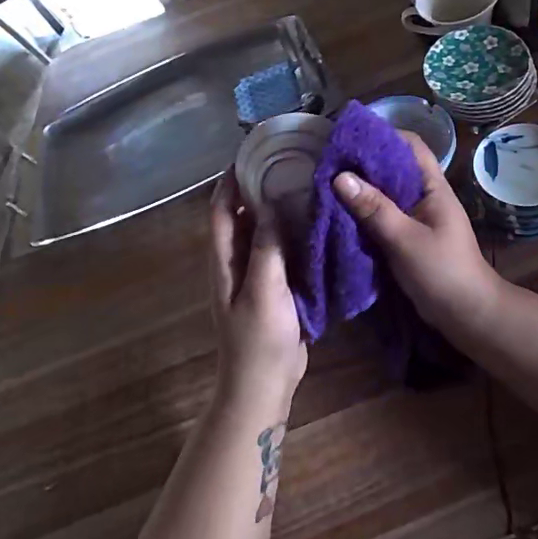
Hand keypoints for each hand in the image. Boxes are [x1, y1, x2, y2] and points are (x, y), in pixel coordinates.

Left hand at [209, 175, 306, 408]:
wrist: (264, 385)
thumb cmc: (258, 339)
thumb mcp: (263, 290)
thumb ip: (266, 248)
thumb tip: (270, 204)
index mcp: (225, 260)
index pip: (221, 210)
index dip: (230, 181)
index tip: (251, 153)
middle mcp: (236, 262)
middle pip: (243, 217)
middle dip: (258, 189)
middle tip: (287, 163)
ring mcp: (256, 276)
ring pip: (264, 233)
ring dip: (278, 210)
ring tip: (304, 184)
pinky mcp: (276, 288)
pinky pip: (282, 253)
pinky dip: (293, 235)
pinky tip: (316, 224)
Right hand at [331, 131, 507, 332]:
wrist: (468, 315)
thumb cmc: (443, 272)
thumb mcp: (405, 239)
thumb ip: (374, 208)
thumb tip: (340, 177)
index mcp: (433, 188)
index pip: (410, 146)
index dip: (383, 135)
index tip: (350, 137)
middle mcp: (425, 197)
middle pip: (394, 168)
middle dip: (364, 163)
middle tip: (330, 162)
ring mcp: (417, 217)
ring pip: (386, 193)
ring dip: (362, 189)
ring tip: (329, 184)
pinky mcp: (408, 237)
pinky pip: (383, 216)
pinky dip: (364, 212)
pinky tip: (341, 214)